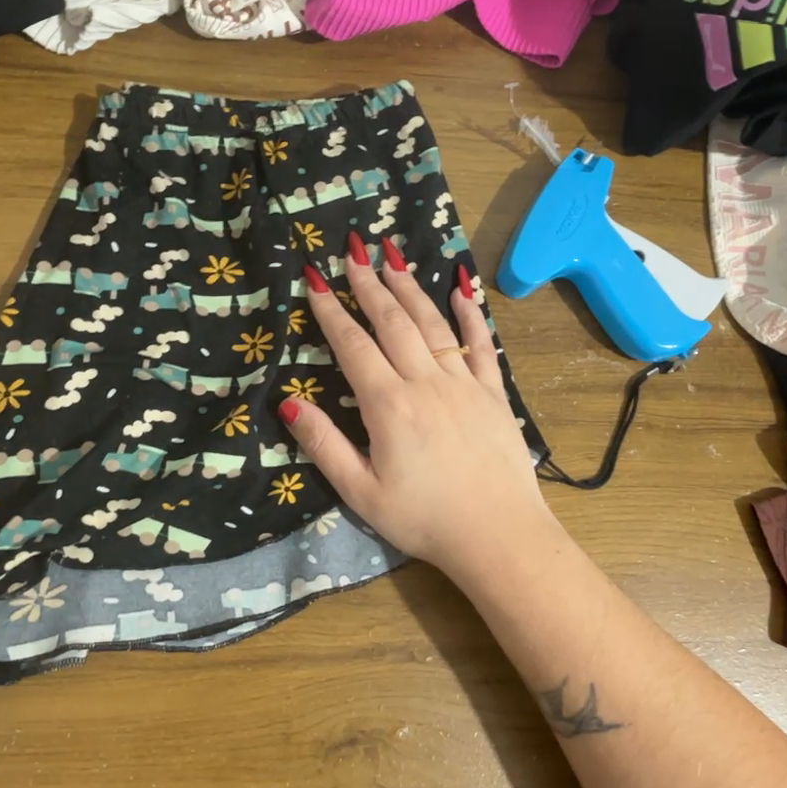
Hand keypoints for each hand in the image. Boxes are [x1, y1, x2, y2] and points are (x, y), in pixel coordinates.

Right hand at [281, 233, 560, 576]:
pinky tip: (460, 289)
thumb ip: (323, 444)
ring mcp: (465, 384)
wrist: (498, 537)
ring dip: (410, 288)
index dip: (332, 311)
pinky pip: (481, 344)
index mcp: (389, 405)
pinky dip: (469, 314)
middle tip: (352, 251)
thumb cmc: (423, 520)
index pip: (353, 346)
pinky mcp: (495, 393)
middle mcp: (426, 382)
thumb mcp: (360, 492)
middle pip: (392, 322)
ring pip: (432, 324)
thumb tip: (288, 402)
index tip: (316, 279)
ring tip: (392, 257)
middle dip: (369, 284)